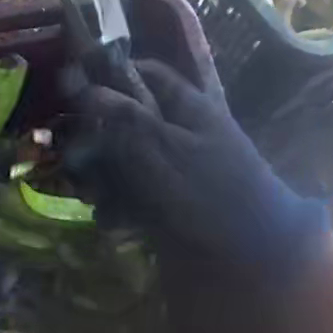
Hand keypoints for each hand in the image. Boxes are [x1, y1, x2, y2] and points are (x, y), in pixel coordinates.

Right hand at [67, 59, 328, 286]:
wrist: (256, 258)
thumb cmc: (211, 191)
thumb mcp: (163, 148)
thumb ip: (123, 116)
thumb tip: (81, 83)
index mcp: (187, 108)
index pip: (146, 74)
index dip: (111, 76)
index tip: (76, 91)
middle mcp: (181, 133)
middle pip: (128, 120)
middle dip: (97, 139)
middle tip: (76, 158)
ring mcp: (177, 170)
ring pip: (125, 160)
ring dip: (103, 177)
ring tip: (93, 197)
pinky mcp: (171, 204)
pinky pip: (134, 194)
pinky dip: (119, 206)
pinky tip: (112, 221)